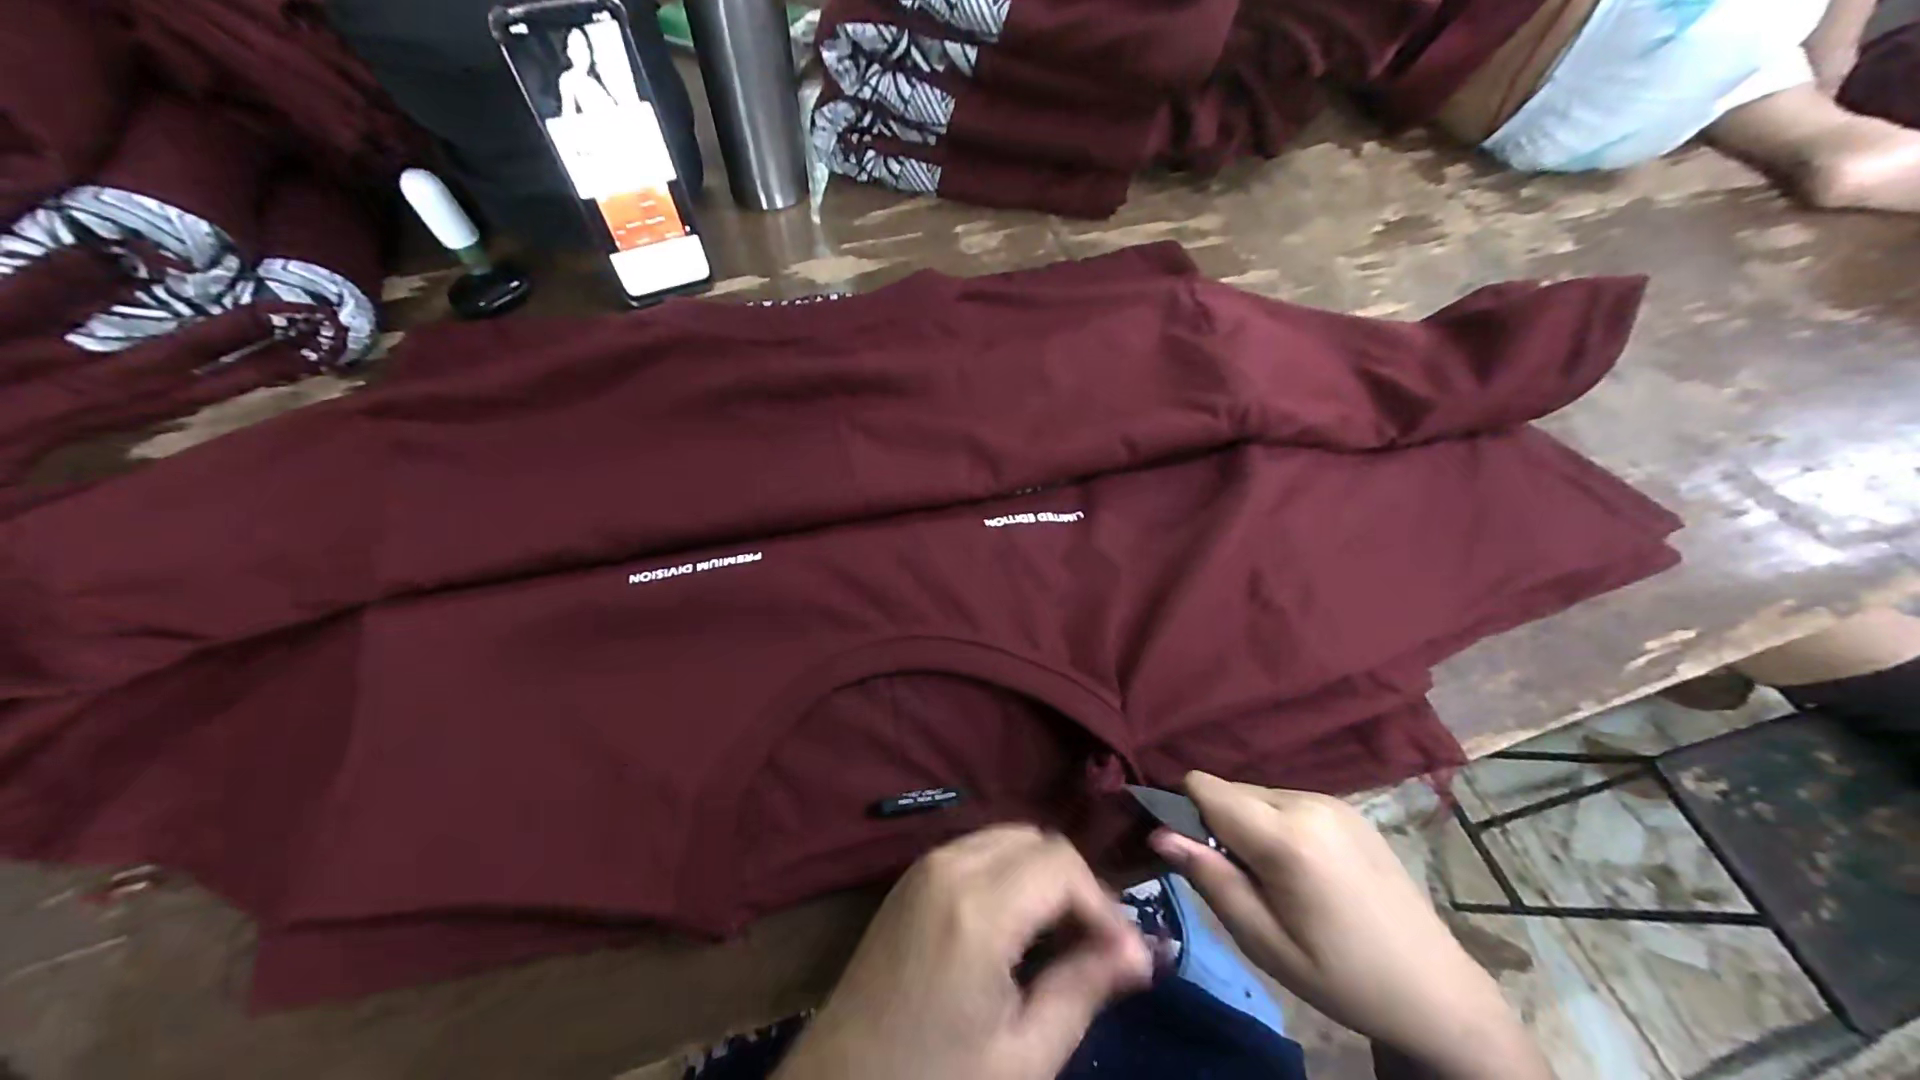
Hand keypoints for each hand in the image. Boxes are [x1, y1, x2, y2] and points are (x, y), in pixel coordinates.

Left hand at [775, 825, 1152, 1079]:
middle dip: (1075, 886)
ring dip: (1043, 876)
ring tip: (1061, 938)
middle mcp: (949, 865)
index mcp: (977, 906)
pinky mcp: (910, 877)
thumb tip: (1142, 952)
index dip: (1104, 903)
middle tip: (1097, 947)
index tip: (1124, 956)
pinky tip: (1016, 926)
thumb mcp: (1022, 1057)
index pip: (1062, 864)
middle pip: (1036, 841)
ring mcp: (924, 865)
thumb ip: (1083, 989)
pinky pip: (977, 849)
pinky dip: (1010, 872)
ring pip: (1008, 838)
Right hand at [1150, 773, 1553, 1079]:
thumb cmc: (1340, 976)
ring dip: (1245, 823)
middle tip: (1232, 877)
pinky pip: (1286, 801)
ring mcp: (1332, 801)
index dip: (1181, 809)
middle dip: (1214, 821)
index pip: (1203, 787)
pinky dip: (1274, 823)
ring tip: (1268, 876)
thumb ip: (1209, 879)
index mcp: (1286, 836)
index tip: (1185, 849)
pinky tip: (1298, 867)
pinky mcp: (1348, 808)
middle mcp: (1307, 802)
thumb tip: (1158, 833)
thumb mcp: (1263, 941)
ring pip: (1256, 794)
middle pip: (1229, 790)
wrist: (1436, 990)